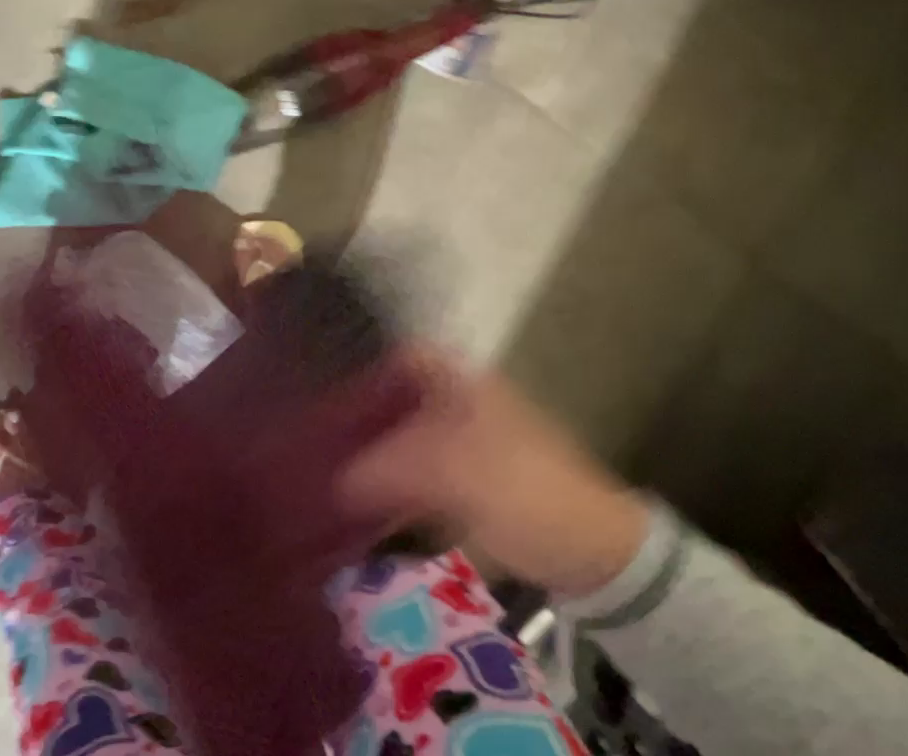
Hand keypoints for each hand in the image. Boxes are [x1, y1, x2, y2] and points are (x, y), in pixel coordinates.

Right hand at [339, 346, 649, 595]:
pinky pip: (416, 481)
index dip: (370, 370)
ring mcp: (464, 450)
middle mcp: (460, 408)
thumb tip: (337, 479)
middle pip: (400, 402)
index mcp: (465, 387)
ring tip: (327, 476)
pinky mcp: (466, 488)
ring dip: (372, 458)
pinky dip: (390, 490)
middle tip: (318, 443)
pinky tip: (360, 508)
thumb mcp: (457, 472)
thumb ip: (392, 468)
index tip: (332, 397)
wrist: (589, 549)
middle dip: (362, 420)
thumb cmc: (527, 491)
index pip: (408, 358)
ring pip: (405, 443)